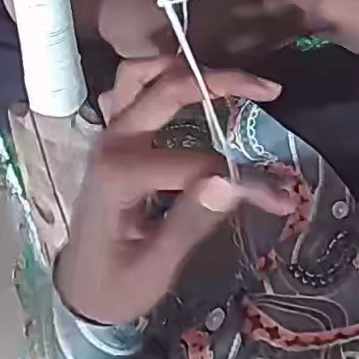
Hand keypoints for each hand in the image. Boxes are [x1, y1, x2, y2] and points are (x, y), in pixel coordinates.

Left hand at [55, 58, 288, 324]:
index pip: (196, 162)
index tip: (279, 197)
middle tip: (268, 88)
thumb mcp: (157, 267)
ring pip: (139, 74)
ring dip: (182, 68)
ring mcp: (108, 134)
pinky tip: (185, 92)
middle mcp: (111, 142)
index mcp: (120, 174)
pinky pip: (128, 90)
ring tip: (227, 79)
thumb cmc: (117, 285)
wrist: (79, 291)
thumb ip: (191, 221)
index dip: (242, 177)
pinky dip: (156, 79)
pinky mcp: (112, 137)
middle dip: (220, 81)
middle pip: (166, 88)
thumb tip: (232, 180)